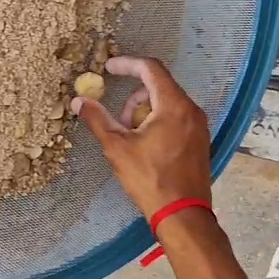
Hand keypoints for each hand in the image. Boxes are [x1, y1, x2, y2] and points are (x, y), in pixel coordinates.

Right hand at [71, 56, 210, 219]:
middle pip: (159, 86)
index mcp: (174, 105)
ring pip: (168, 103)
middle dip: (134, 97)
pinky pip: (177, 118)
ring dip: (144, 111)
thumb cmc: (150, 179)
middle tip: (119, 120)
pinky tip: (146, 145)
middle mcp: (192, 110)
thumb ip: (98, 119)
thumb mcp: (117, 147)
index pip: (150, 69)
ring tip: (131, 137)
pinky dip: (158, 121)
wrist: (182, 214)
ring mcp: (199, 126)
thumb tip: (79, 100)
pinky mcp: (200, 140)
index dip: (126, 65)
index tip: (107, 69)